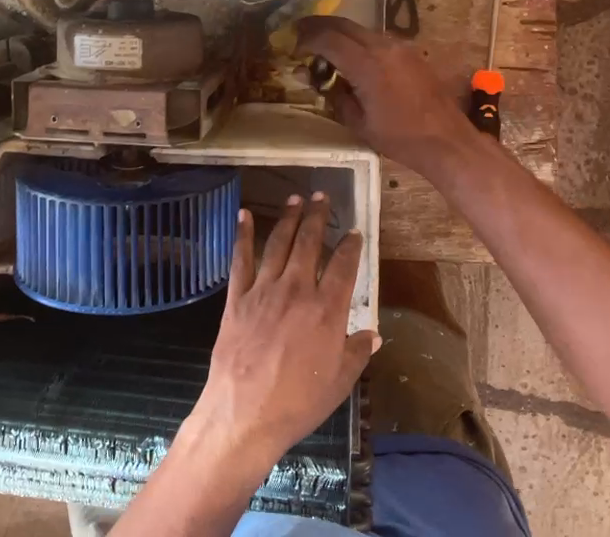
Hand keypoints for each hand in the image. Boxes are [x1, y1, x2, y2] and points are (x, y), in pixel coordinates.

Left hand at [184, 193, 376, 471]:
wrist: (245, 413)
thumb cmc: (298, 402)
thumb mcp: (340, 381)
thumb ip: (356, 352)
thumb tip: (372, 334)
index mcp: (327, 309)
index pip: (344, 266)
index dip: (351, 246)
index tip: (355, 232)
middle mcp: (297, 290)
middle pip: (309, 242)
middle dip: (318, 216)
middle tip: (322, 196)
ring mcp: (264, 290)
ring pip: (278, 243)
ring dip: (288, 217)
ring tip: (294, 198)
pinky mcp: (237, 297)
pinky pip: (241, 258)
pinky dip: (243, 234)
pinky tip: (244, 215)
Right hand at [295, 15, 481, 170]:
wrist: (446, 140)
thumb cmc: (399, 137)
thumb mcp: (358, 122)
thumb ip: (334, 95)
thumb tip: (313, 78)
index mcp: (366, 65)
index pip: (328, 39)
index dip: (306, 39)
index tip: (293, 47)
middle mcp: (383, 47)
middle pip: (343, 25)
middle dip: (319, 27)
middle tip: (300, 34)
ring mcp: (400, 46)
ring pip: (361, 29)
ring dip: (340, 33)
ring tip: (324, 46)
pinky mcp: (411, 52)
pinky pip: (377, 39)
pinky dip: (358, 41)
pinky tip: (353, 57)